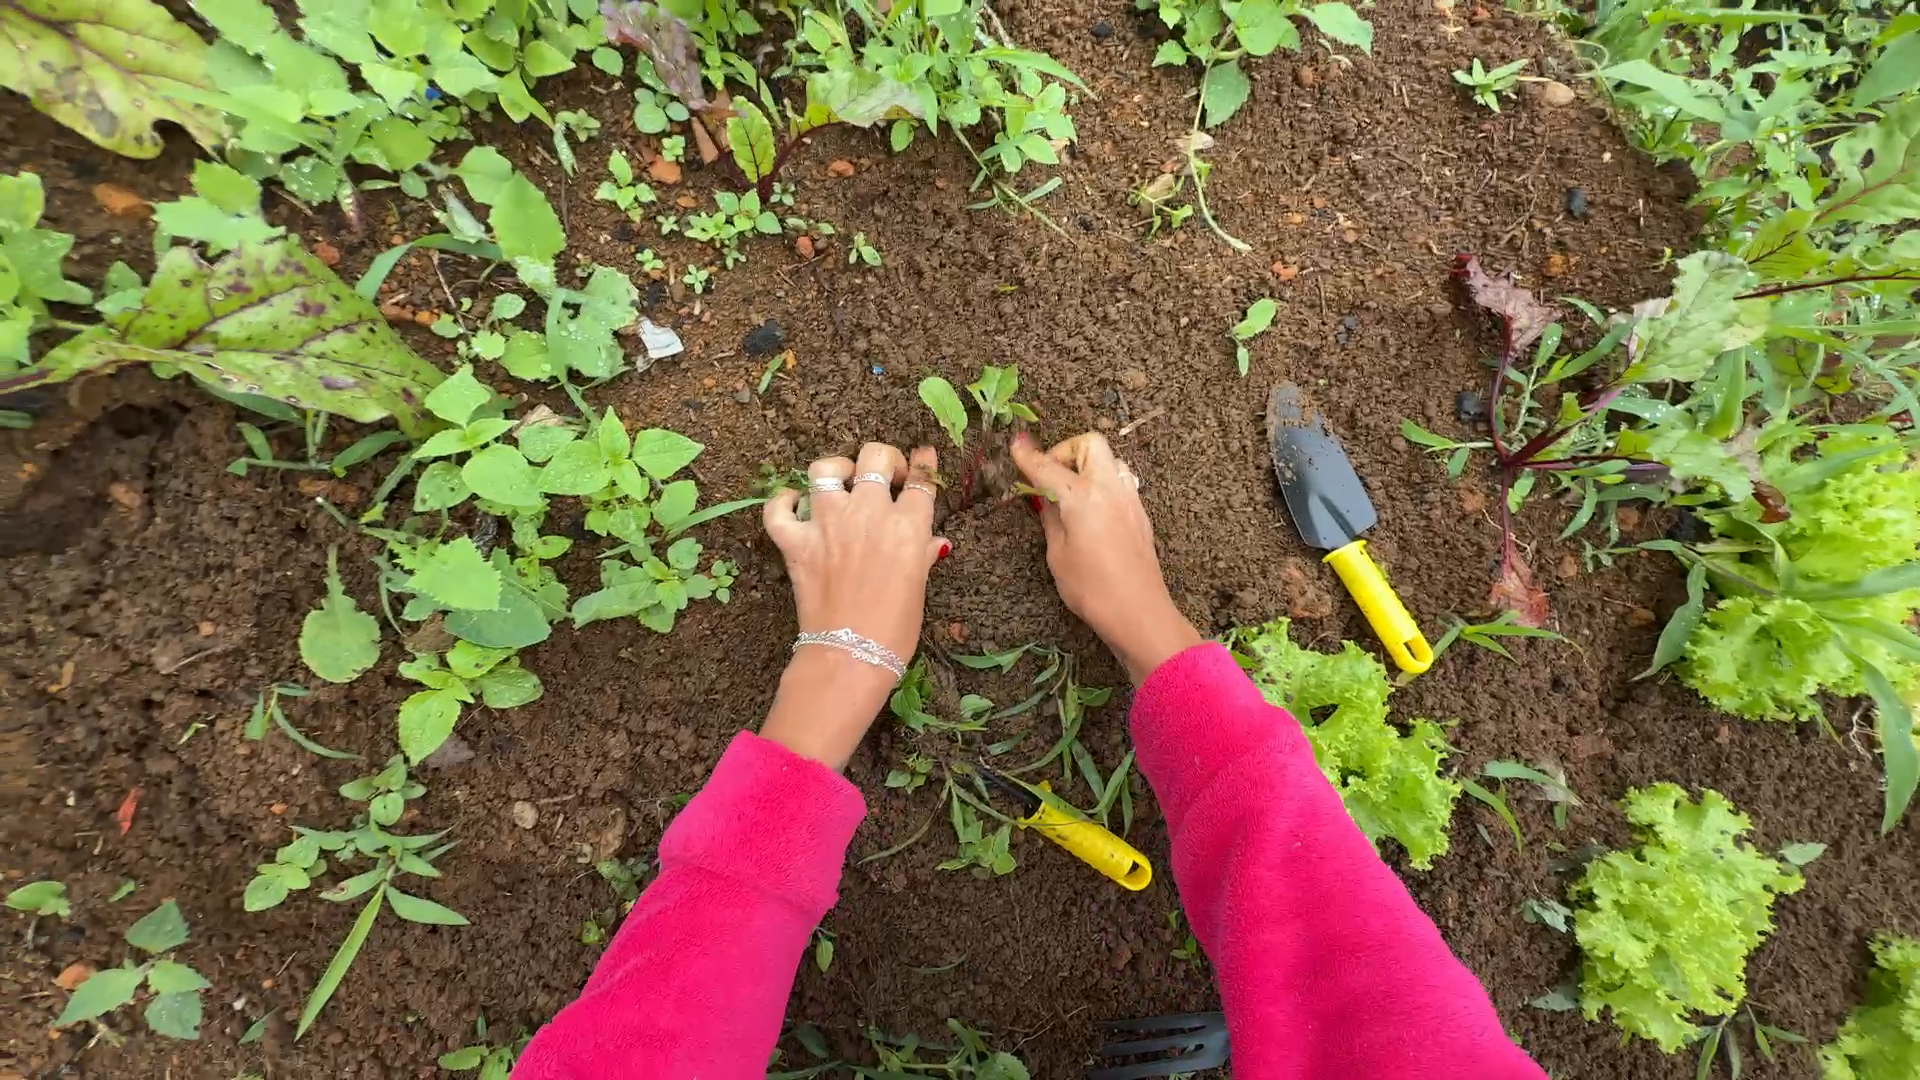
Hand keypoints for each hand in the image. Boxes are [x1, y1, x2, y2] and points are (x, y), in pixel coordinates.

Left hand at [759, 442, 949, 766]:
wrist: (850, 656)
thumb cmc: (895, 630)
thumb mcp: (919, 588)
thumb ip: (923, 555)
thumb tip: (933, 542)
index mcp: (908, 526)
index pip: (922, 480)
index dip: (925, 464)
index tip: (924, 456)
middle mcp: (869, 514)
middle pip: (875, 458)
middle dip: (884, 458)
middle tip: (885, 474)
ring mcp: (829, 524)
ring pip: (825, 470)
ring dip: (835, 469)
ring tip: (840, 478)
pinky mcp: (796, 542)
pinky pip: (778, 510)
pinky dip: (782, 502)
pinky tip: (791, 503)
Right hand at [1012, 432, 1199, 683]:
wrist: (1139, 612)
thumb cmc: (1092, 589)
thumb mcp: (1058, 554)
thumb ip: (1051, 517)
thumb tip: (1045, 497)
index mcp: (1083, 497)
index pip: (1048, 466)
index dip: (1028, 456)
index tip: (1016, 447)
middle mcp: (1109, 489)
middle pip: (1090, 444)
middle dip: (1066, 451)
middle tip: (1049, 476)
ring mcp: (1129, 499)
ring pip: (1108, 461)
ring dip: (1086, 466)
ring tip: (1069, 494)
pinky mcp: (1139, 514)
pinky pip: (1118, 482)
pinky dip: (1100, 484)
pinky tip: (1089, 510)